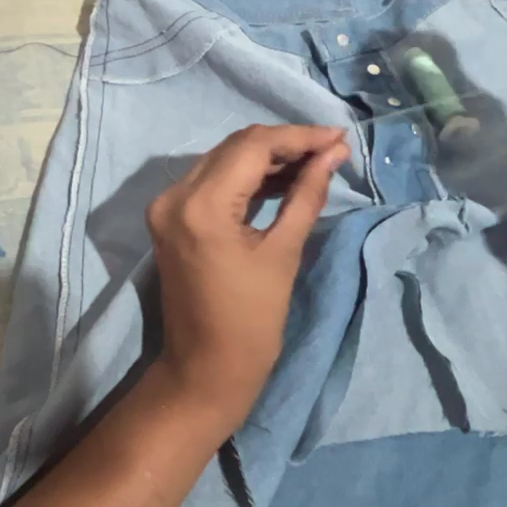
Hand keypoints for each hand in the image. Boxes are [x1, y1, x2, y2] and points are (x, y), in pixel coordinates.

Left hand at [145, 124, 349, 426]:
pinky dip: (247, 176)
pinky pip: (213, 180)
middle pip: (236, 147)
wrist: (204, 370)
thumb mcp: (284, 253)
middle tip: (332, 148)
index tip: (339, 136)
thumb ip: (307, 194)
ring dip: (267, 157)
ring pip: (224, 159)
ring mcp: (168, 204)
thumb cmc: (251, 322)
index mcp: (201, 204)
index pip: (253, 147)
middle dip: (286, 144)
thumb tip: (333, 153)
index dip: (299, 137)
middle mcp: (175, 194)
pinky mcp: (171, 216)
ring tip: (316, 160)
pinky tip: (284, 177)